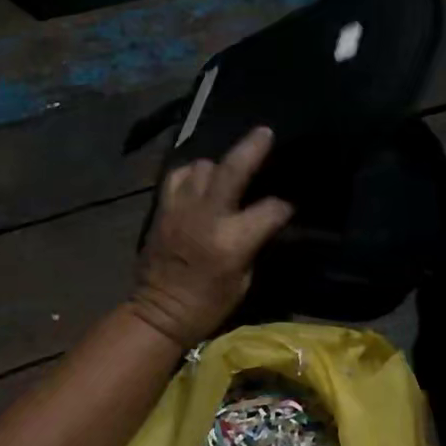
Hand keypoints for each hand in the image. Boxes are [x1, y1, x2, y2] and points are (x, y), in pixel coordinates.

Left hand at [131, 127, 294, 347]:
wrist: (157, 313)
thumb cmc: (206, 306)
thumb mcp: (243, 280)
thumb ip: (254, 242)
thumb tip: (266, 220)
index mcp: (231, 241)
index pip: (269, 209)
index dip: (283, 207)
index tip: (288, 208)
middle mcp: (205, 217)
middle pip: (231, 170)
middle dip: (251, 148)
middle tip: (265, 132)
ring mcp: (180, 209)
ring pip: (201, 167)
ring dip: (217, 165)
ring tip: (228, 169)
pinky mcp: (161, 209)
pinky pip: (177, 177)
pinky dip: (190, 174)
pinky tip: (198, 180)